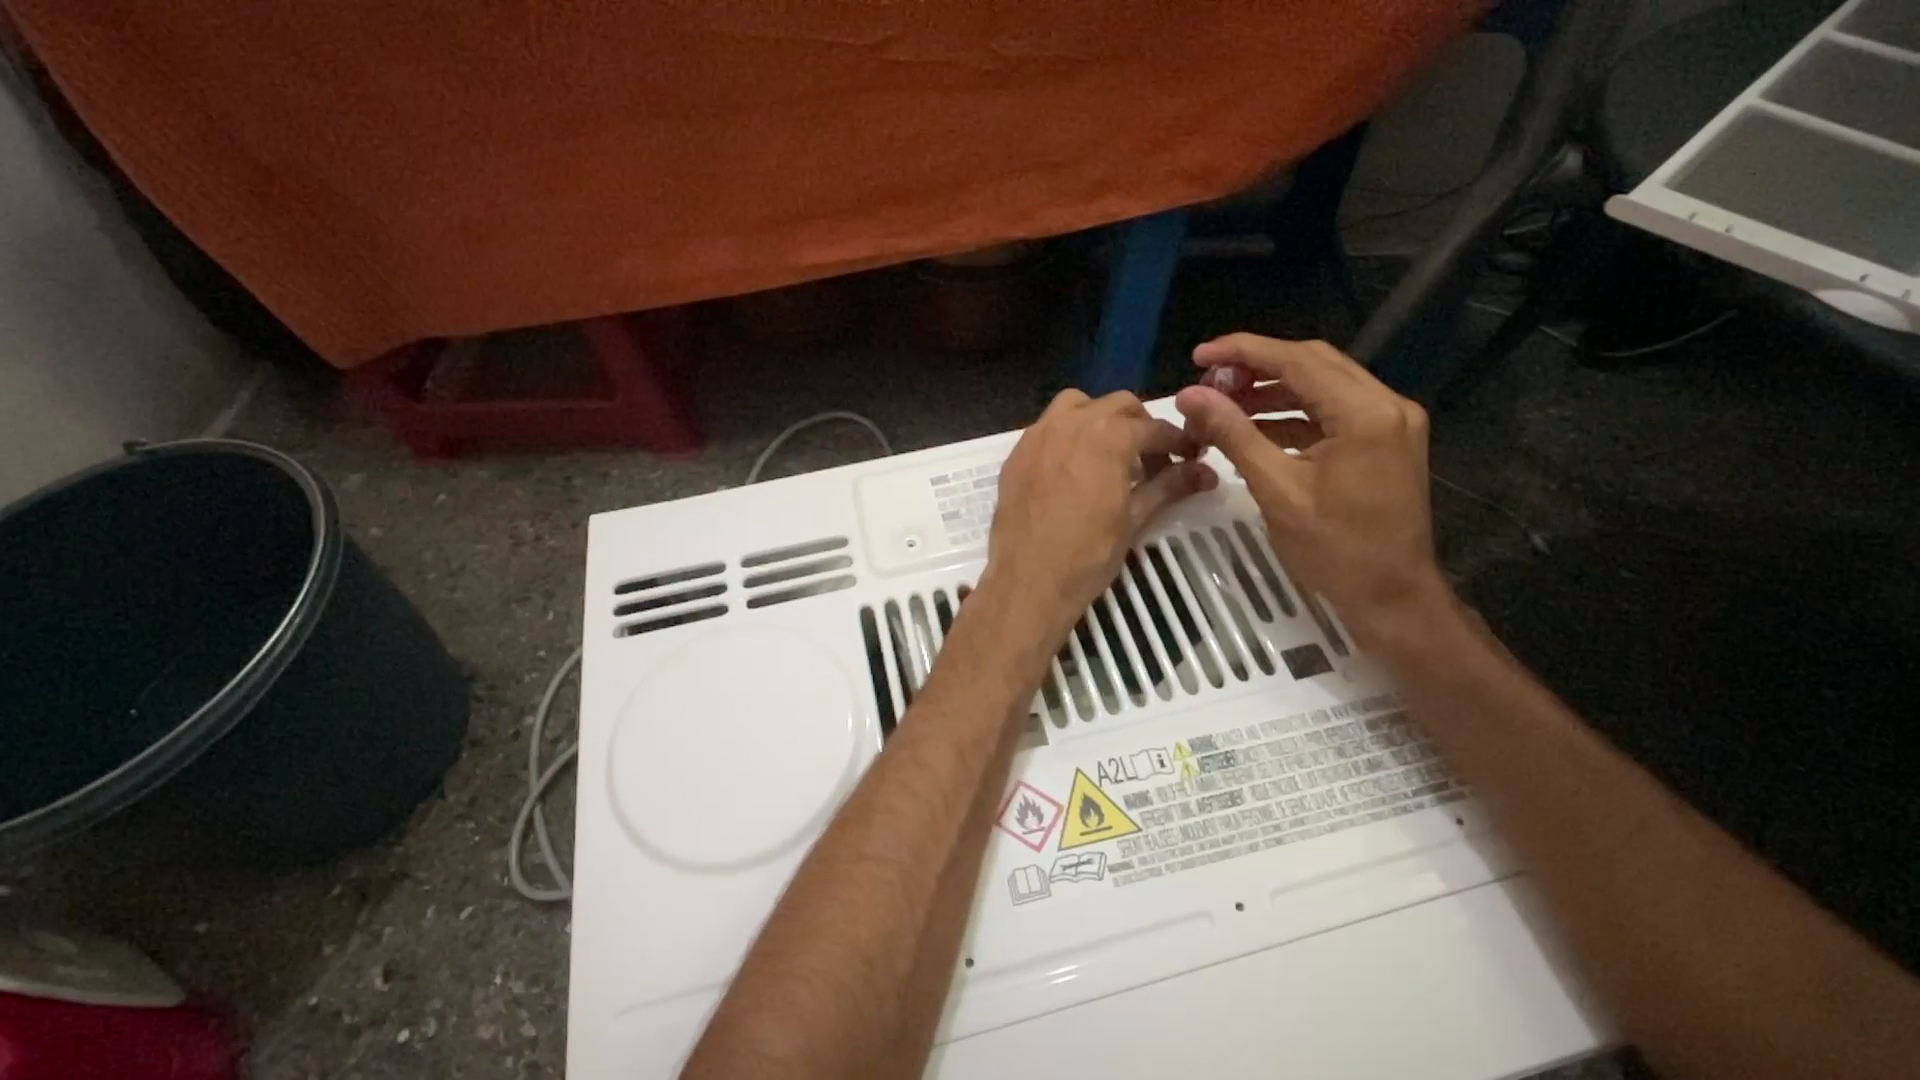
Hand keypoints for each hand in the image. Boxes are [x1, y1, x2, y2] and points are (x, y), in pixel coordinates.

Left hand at [982, 389, 1216, 645]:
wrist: (1028, 580)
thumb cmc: (1088, 553)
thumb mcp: (1135, 518)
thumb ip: (1169, 486)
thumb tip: (1207, 473)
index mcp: (1109, 435)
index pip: (1154, 428)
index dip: (1178, 441)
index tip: (1190, 456)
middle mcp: (1072, 422)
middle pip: (1118, 406)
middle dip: (1140, 425)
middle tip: (1152, 459)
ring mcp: (1039, 435)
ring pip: (1077, 406)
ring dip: (1100, 420)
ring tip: (1110, 455)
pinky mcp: (1017, 453)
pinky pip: (1048, 428)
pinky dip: (1068, 435)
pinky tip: (1075, 468)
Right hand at [1174, 335, 1449, 652]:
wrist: (1393, 597)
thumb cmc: (1335, 551)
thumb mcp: (1277, 491)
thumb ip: (1234, 434)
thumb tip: (1190, 396)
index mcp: (1365, 413)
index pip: (1297, 361)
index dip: (1243, 352)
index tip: (1198, 355)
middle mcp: (1387, 404)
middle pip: (1314, 363)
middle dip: (1257, 366)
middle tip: (1208, 380)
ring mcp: (1393, 421)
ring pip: (1325, 384)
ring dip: (1274, 389)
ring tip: (1224, 402)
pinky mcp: (1388, 440)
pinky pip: (1335, 410)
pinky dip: (1296, 412)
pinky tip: (1256, 425)